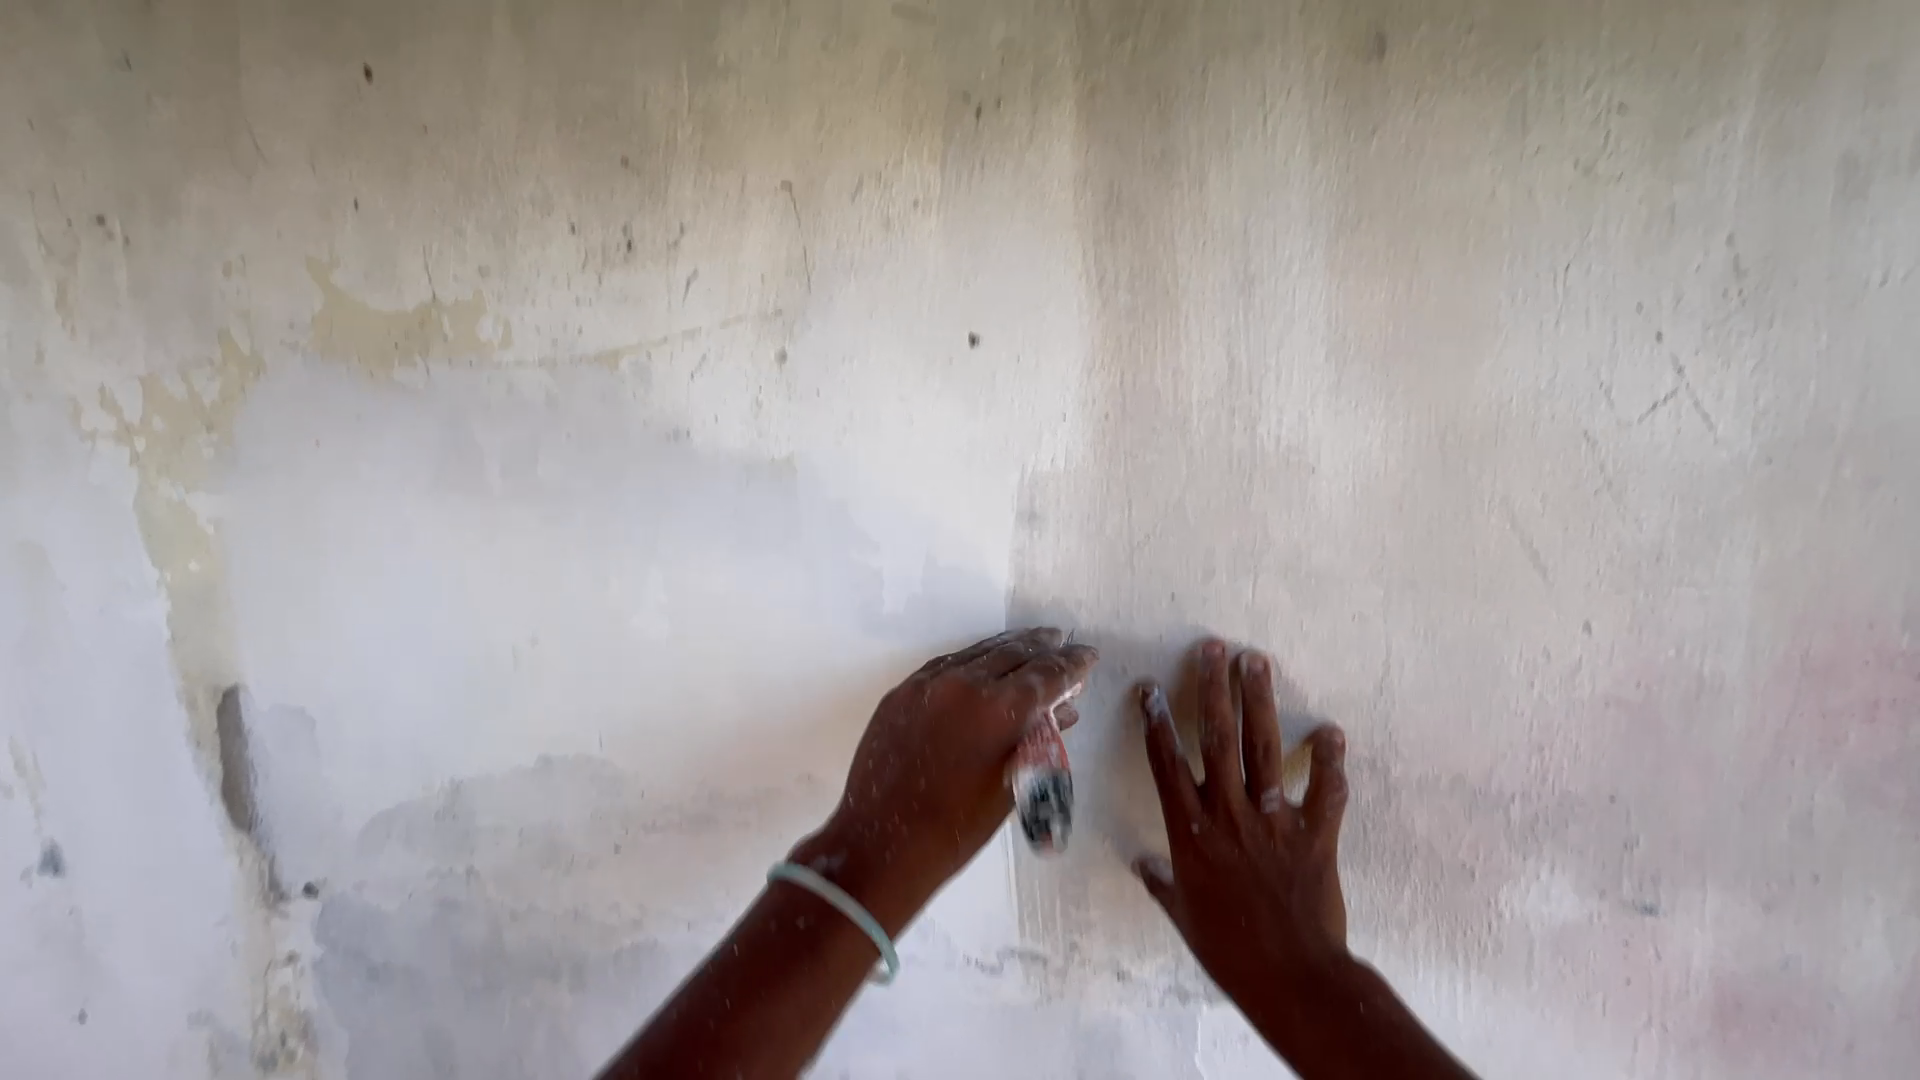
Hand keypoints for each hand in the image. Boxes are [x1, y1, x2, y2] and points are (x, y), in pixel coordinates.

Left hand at [792, 628, 1097, 932]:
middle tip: (1061, 639)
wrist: (883, 843)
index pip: (1045, 675)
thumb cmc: (958, 827)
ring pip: (977, 653)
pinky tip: (983, 660)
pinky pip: (946, 664)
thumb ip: (1039, 738)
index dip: (1071, 664)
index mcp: (997, 709)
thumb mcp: (1013, 783)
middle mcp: (963, 684)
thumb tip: (1063, 709)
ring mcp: (927, 684)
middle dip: (1042, 647)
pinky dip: (972, 659)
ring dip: (1007, 646)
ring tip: (1031, 641)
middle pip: (1012, 653)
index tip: (1088, 654)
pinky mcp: (902, 692)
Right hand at [1133, 639, 1350, 1002]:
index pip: (1167, 763)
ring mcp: (1274, 819)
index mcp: (1191, 831)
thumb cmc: (1227, 947)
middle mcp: (1229, 813)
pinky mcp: (1315, 834)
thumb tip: (1141, 865)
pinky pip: (1325, 791)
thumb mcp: (1181, 914)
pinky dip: (1329, 760)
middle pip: (1218, 738)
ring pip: (1263, 749)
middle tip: (1213, 649)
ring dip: (1260, 701)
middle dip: (1214, 688)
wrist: (1292, 977)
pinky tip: (1329, 730)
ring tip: (1256, 661)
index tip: (1151, 690)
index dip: (1157, 723)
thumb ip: (1161, 882)